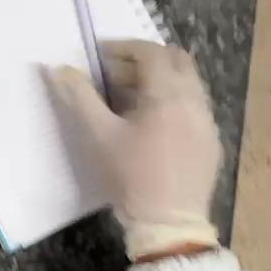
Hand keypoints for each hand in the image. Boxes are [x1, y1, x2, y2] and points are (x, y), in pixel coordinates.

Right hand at [49, 40, 222, 260]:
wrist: (169, 223)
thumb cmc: (131, 175)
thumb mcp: (99, 134)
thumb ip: (80, 97)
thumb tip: (59, 68)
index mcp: (168, 96)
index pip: (151, 53)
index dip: (124, 48)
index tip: (100, 56)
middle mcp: (194, 102)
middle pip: (176, 60)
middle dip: (145, 59)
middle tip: (115, 74)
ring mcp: (207, 122)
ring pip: (188, 83)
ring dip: (159, 79)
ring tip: (129, 99)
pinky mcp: (210, 142)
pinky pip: (194, 105)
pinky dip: (172, 100)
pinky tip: (150, 124)